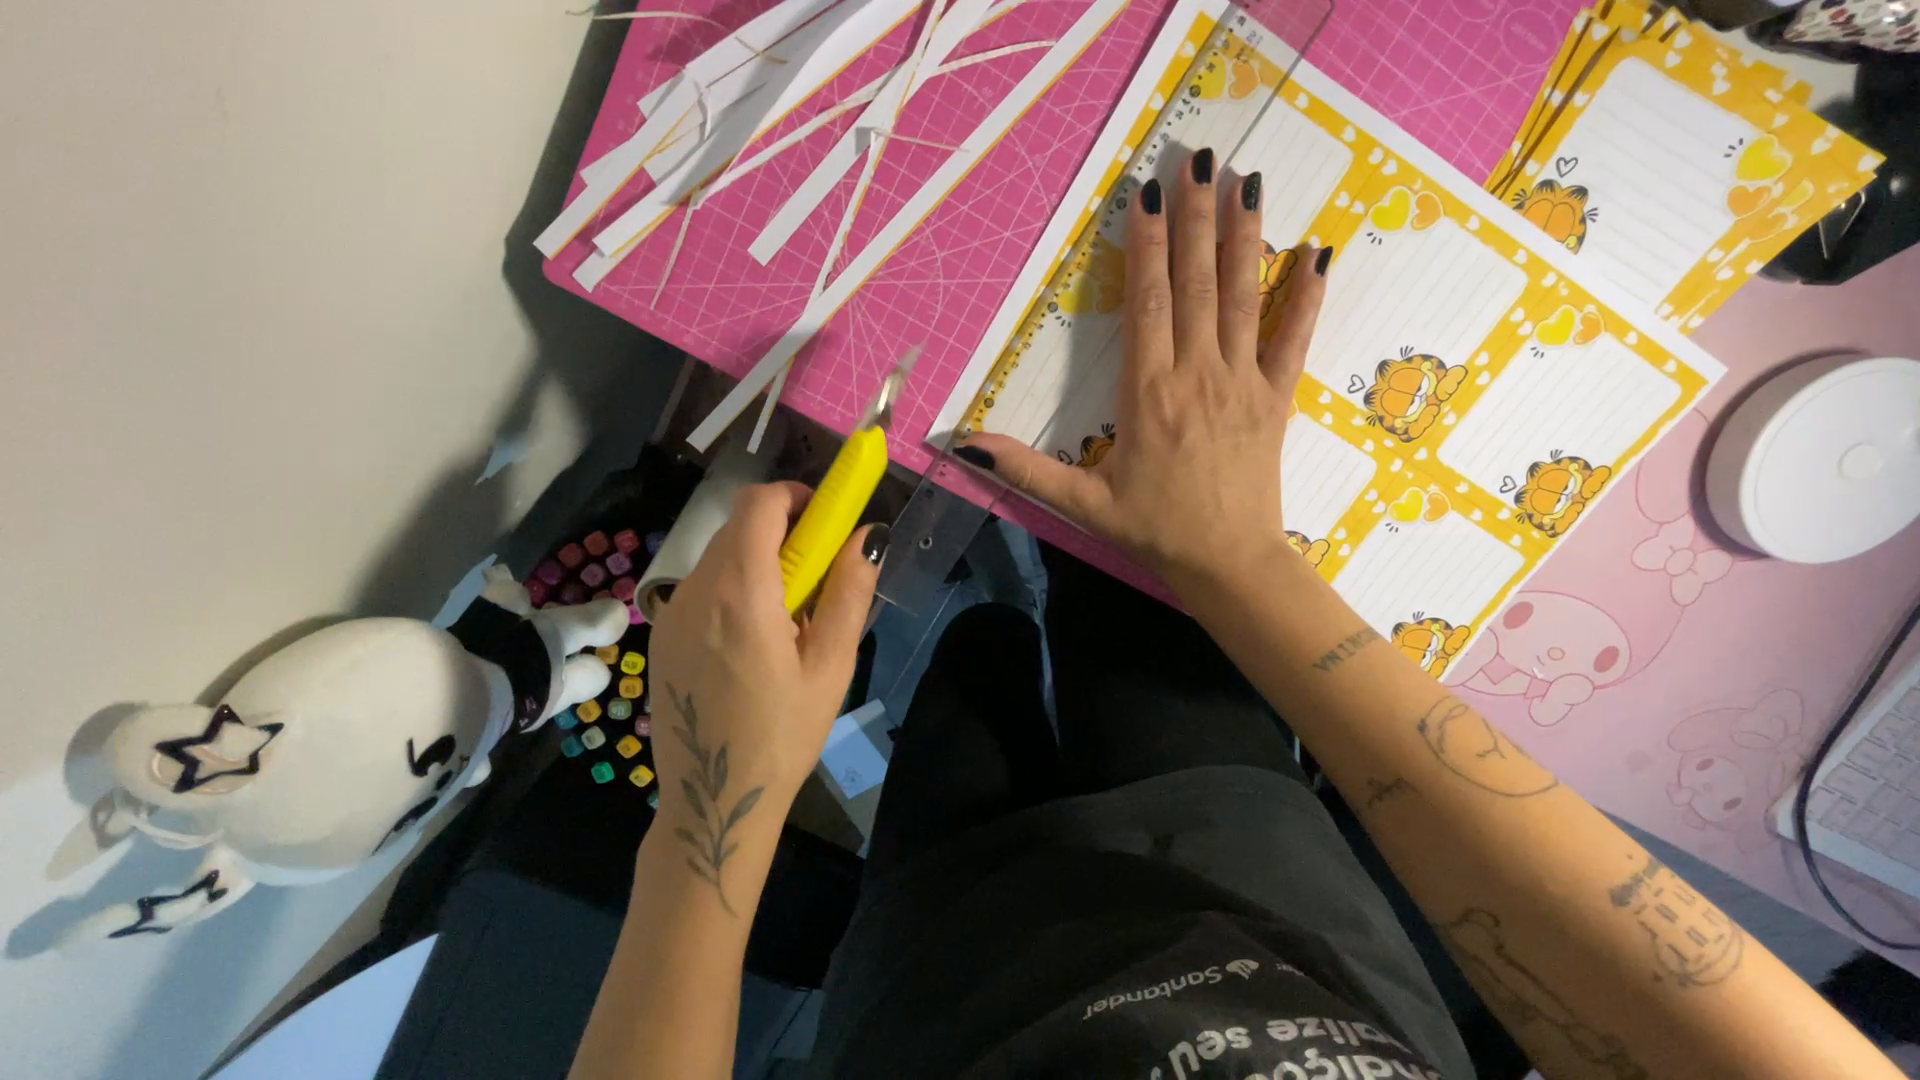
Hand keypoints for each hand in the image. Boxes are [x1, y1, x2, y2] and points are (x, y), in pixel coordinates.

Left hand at [647, 483, 880, 908]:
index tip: (826, 519)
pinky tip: (753, 640)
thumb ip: (850, 591)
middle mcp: (695, 590)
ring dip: (758, 561)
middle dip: (783, 531)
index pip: (759, 503)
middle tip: (819, 573)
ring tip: (789, 616)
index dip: (796, 495)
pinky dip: (733, 588)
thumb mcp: (831, 665)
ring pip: (719, 556)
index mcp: (740, 592)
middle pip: (739, 526)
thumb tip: (868, 535)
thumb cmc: (783, 734)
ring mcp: (670, 613)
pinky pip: (701, 588)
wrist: (714, 800)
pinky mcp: (660, 636)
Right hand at [961, 149, 1329, 589]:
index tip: (1146, 193)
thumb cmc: (1153, 530)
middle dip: (1195, 217)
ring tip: (1247, 180)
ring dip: (1244, 236)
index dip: (1146, 244)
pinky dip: (1306, 295)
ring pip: (1243, 296)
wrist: (1228, 562)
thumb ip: (1025, 470)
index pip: (1147, 302)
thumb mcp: (1081, 504)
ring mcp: (1243, 381)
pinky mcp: (1277, 397)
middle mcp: (1197, 373)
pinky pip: (1295, 338)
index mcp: (1147, 393)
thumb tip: (963, 446)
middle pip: (1195, 282)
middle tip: (1196, 158)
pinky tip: (1318, 251)